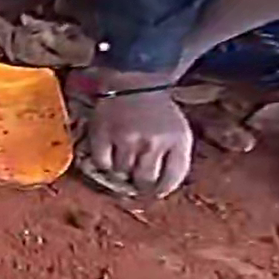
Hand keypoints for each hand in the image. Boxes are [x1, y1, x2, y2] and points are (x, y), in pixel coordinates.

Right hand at [78, 69, 191, 197]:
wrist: (134, 86)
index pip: (173, 176)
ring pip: (121, 172)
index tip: (156, 192)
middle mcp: (152, 143)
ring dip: (121, 175)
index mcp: (177, 141)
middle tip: (136, 189)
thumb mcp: (177, 131)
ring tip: (121, 173)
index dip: (164, 188)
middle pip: (145, 178)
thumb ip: (172, 155)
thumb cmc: (157, 111)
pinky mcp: (102, 137)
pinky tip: (107, 162)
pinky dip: (103, 166)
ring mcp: (125, 140)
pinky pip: (101, 162)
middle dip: (141, 187)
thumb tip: (159, 182)